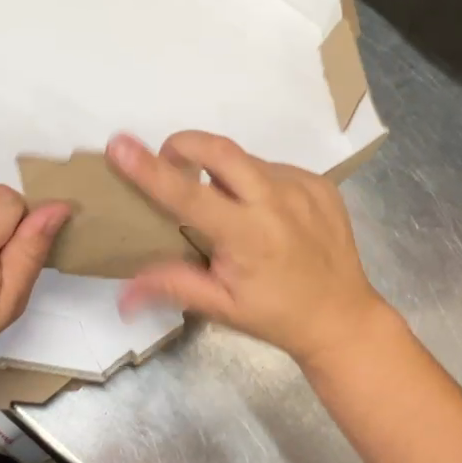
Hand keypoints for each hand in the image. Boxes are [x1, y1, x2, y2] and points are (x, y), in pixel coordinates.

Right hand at [107, 131, 393, 366]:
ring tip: (227, 209)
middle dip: (184, 145)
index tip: (119, 145)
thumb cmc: (275, 316)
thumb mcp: (221, 307)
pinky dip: (256, 183)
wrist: (342, 317)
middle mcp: (275, 201)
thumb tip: (122, 296)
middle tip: (169, 161)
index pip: (187, 194)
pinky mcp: (319, 183)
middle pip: (219, 149)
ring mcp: (302, 187)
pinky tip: (264, 215)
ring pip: (246, 160)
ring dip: (224, 174)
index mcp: (246, 235)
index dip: (149, 169)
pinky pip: (273, 169)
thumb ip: (172, 286)